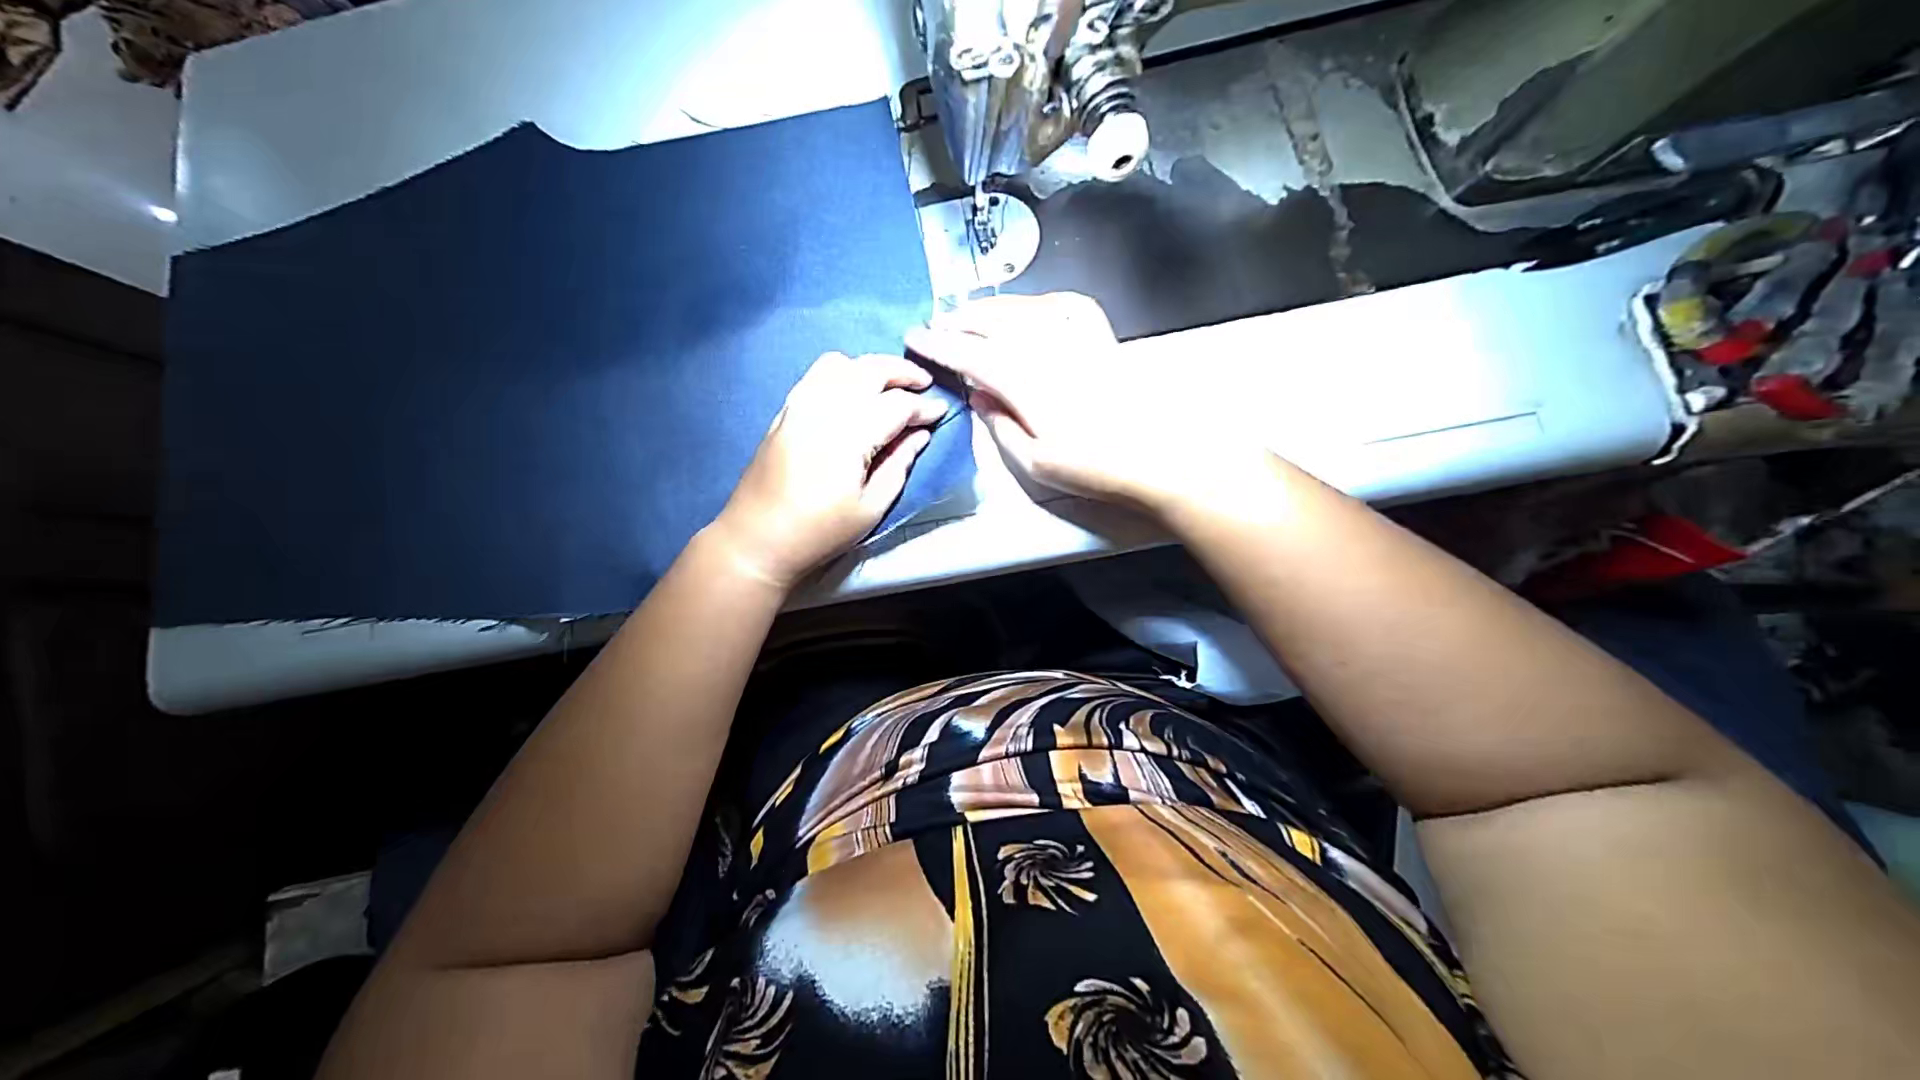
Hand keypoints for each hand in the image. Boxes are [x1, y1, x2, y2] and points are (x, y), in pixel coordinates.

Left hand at [708, 352, 946, 589]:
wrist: (757, 538)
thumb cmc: (819, 531)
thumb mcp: (870, 507)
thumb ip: (899, 464)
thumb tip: (920, 434)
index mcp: (849, 435)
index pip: (896, 404)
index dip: (923, 407)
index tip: (941, 414)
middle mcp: (823, 408)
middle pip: (870, 369)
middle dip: (902, 372)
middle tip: (924, 384)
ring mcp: (799, 404)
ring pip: (841, 363)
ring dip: (871, 368)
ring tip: (889, 385)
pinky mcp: (785, 410)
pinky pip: (816, 374)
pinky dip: (842, 372)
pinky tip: (853, 391)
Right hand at [904, 293, 1275, 518]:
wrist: (1153, 457)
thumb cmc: (1092, 467)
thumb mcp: (1034, 462)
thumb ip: (999, 425)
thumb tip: (978, 394)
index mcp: (1024, 380)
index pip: (969, 354)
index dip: (938, 345)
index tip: (915, 339)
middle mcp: (1045, 347)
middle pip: (991, 322)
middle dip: (957, 320)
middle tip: (936, 324)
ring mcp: (1075, 337)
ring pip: (1022, 308)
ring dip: (989, 307)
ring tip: (969, 313)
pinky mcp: (1099, 337)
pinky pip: (1063, 304)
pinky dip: (1038, 301)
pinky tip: (1029, 308)